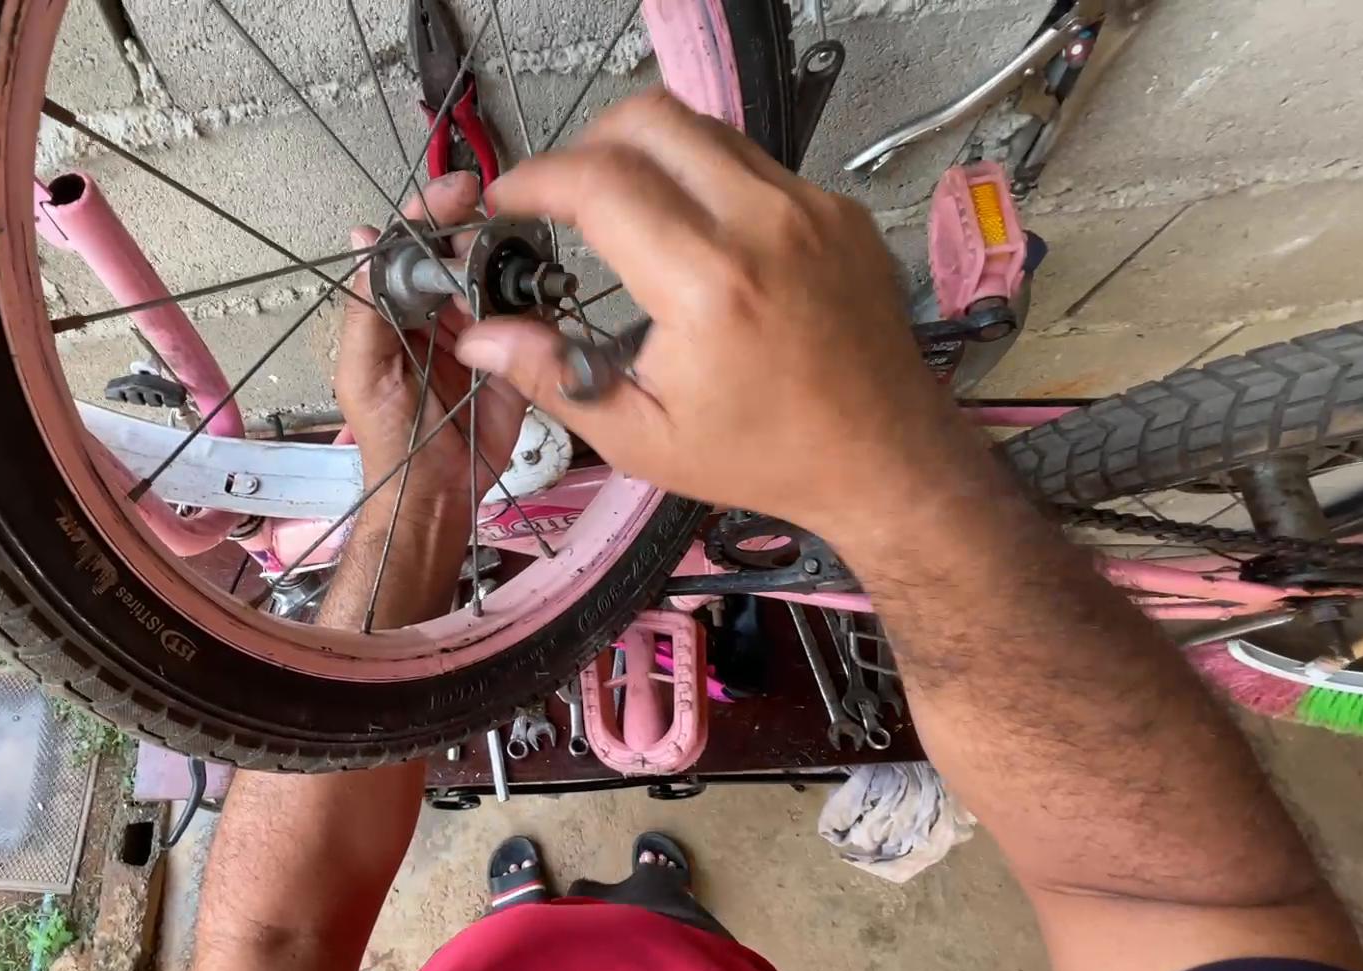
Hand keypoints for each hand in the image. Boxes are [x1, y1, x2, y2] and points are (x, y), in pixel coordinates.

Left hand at [336, 171, 527, 534]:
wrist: (437, 489)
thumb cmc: (390, 437)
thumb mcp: (363, 372)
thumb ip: (366, 309)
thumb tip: (364, 238)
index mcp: (399, 312)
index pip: (414, 249)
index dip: (432, 215)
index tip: (457, 194)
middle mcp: (441, 313)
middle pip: (461, 254)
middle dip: (476, 235)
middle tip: (491, 232)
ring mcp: (481, 332)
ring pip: (498, 279)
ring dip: (508, 264)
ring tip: (514, 263)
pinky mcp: (515, 356)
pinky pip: (529, 318)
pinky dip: (536, 300)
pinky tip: (538, 291)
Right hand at [453, 89, 964, 540]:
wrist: (881, 459)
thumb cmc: (760, 457)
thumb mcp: (639, 437)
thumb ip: (552, 377)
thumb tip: (481, 339)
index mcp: (707, 284)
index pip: (602, 182)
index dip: (536, 179)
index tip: (507, 199)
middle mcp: (764, 223)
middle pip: (650, 120)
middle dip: (583, 145)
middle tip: (556, 196)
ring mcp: (808, 206)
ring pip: (701, 127)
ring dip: (639, 154)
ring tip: (610, 210)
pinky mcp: (833, 209)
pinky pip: (746, 160)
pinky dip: (694, 176)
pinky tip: (682, 234)